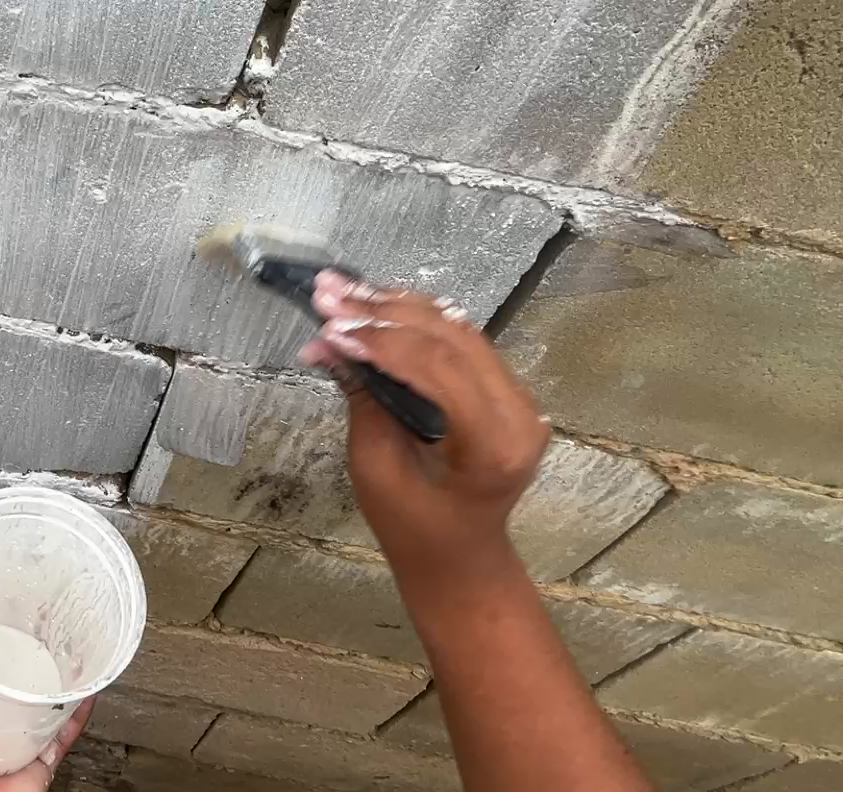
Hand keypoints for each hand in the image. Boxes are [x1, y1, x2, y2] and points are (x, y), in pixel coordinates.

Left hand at [0, 616, 94, 791]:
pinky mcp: (39, 757)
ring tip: (60, 644)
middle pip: (3, 680)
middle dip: (16, 653)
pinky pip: (64, 729)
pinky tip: (85, 686)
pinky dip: (77, 708)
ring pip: (38, 699)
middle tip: (25, 623)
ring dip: (52, 675)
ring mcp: (13, 739)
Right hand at [298, 271, 549, 569]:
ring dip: (393, 304)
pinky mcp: (502, 386)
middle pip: (449, 338)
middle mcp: (518, 411)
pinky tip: (373, 301)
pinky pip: (457, 337)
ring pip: (454, 327)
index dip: (382, 341)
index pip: (439, 367)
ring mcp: (517, 396)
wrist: (458, 554)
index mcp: (493, 443)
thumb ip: (361, 397)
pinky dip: (411, 315)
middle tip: (326, 293)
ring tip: (340, 289)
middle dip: (381, 312)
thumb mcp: (375, 465)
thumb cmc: (411, 524)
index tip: (329, 328)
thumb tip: (325, 343)